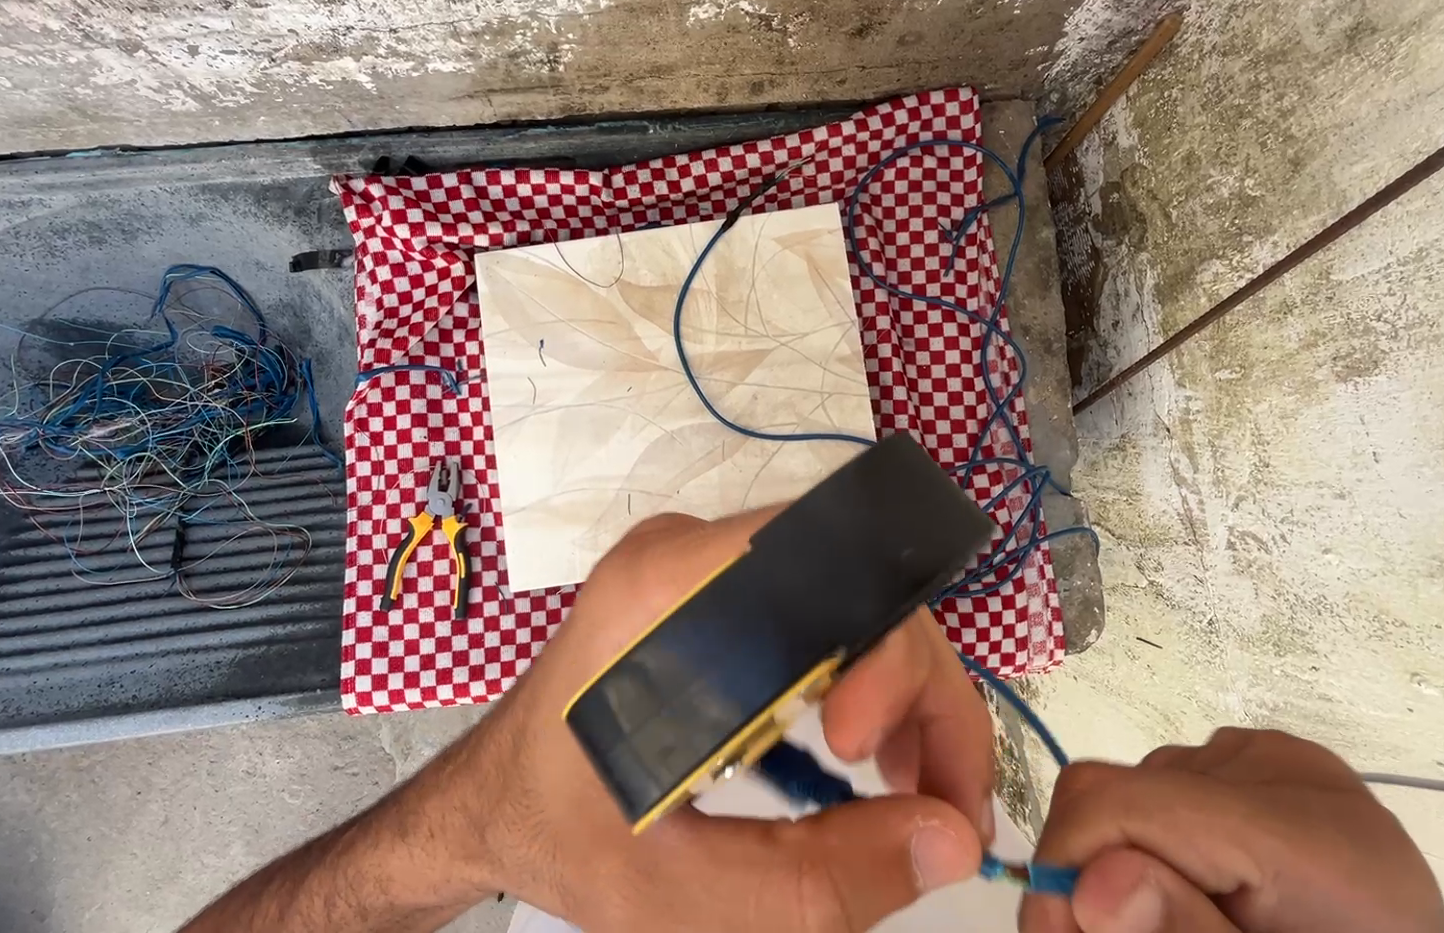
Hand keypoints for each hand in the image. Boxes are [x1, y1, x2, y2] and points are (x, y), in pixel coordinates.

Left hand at [481, 508, 997, 930]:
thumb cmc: (563, 836)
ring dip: (897, 686)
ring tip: (909, 787)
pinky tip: (867, 751)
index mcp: (663, 587)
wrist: (492, 799)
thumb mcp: (680, 895)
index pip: (826, 566)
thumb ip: (819, 879)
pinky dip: (859, 676)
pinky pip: (816, 612)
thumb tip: (951, 837)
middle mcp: (687, 548)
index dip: (882, 654)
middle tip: (931, 797)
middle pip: (850, 582)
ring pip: (845, 597)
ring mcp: (700, 560)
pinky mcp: (711, 588)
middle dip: (910, 687)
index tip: (871, 757)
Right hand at [1023, 728, 1443, 932]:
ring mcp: (1274, 762)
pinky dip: (1152, 842)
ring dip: (1115, 856)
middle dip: (1084, 864)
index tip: (1046, 931)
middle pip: (1123, 790)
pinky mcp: (1264, 765)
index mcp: (1307, 833)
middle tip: (1079, 932)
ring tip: (1151, 918)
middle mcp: (1284, 772)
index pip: (1128, 803)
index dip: (1065, 862)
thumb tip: (1084, 887)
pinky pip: (1169, 789)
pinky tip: (1188, 895)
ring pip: (1136, 789)